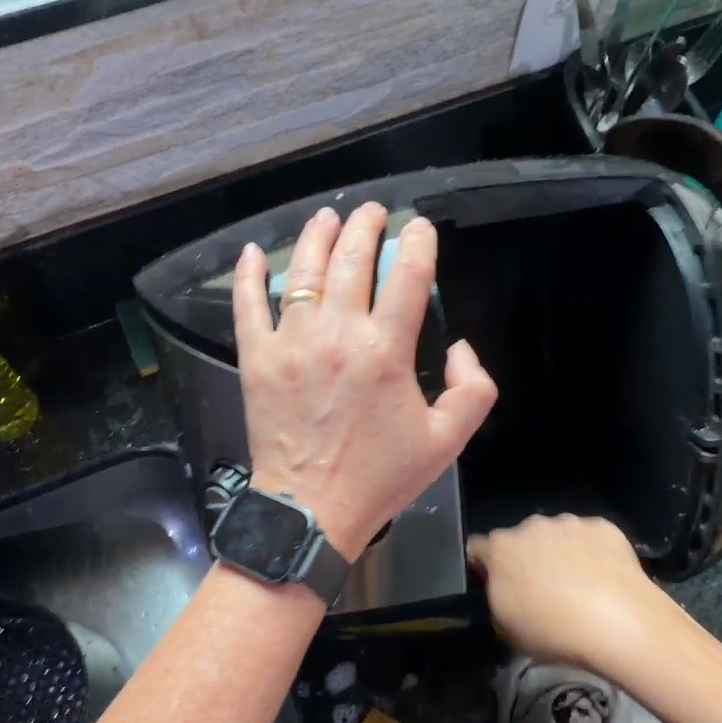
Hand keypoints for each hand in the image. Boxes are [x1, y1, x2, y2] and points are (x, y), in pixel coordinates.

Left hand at [233, 202, 497, 557]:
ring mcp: (291, 343)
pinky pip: (248, 306)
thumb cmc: (381, 477)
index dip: (417, 243)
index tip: (419, 227)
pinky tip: (254, 251)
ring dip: (318, 236)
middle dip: (366, 226)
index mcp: (386, 351)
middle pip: (352, 260)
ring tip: (328, 217)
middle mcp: (338, 334)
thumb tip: (460, 347)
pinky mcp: (257, 359)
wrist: (311, 510)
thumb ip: (473, 389)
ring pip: (304, 271)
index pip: (407, 276)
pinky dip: (249, 275)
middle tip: (372, 212)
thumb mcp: (448, 441)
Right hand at [468, 515, 686, 669]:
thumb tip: (504, 587)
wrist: (619, 622)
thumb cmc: (553, 630)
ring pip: (556, 535)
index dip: (485, 566)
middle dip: (526, 557)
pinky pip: (590, 537)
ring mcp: (569, 522)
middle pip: (520, 539)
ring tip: (579, 585)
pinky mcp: (603, 526)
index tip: (496, 585)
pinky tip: (604, 578)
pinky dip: (592, 552)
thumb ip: (497, 598)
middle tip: (542, 589)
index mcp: (500, 548)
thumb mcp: (505, 628)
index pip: (478, 549)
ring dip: (559, 552)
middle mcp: (530, 526)